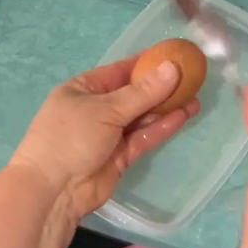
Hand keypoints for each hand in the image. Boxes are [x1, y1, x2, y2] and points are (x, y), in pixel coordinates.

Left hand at [7, 55, 199, 220]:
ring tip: (195, 98)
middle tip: (193, 79)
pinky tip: (182, 116)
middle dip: (160, 88)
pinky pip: (142, 138)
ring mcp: (107, 135)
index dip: (146, 63)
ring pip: (140, 118)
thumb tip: (172, 68)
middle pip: (133, 95)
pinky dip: (160, 128)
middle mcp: (95, 109)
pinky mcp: (118, 157)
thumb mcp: (105, 110)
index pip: (119, 71)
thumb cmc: (70, 139)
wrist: (53, 190)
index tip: (175, 56)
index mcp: (82, 90)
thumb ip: (141, 92)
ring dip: (165, 109)